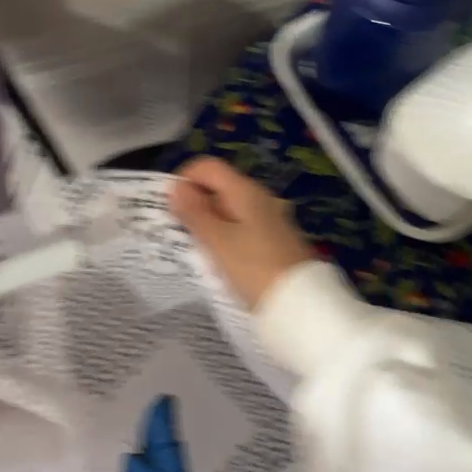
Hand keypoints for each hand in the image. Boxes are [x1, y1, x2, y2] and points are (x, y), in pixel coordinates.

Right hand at [169, 157, 313, 309]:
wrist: (301, 305)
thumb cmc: (254, 269)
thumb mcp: (218, 242)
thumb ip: (195, 212)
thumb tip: (176, 186)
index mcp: (246, 191)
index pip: (208, 166)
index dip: (184, 179)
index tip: (170, 208)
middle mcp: (261, 198)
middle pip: (219, 187)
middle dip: (195, 204)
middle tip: (178, 233)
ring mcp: (271, 219)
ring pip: (230, 210)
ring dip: (209, 223)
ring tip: (196, 250)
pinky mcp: (275, 240)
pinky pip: (242, 228)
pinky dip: (226, 237)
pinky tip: (220, 261)